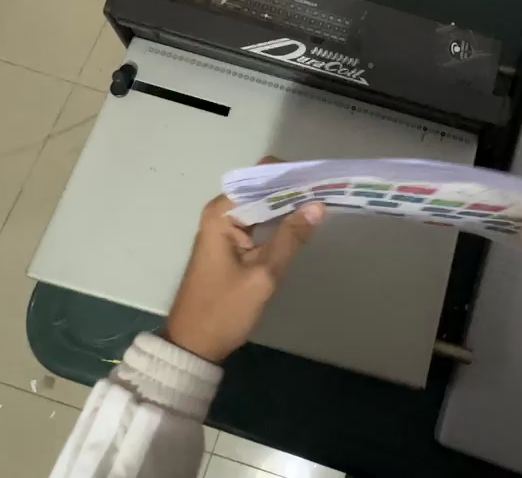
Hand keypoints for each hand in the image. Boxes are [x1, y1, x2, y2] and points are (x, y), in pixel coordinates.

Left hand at [164, 171, 325, 363]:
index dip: (291, 174)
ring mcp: (225, 226)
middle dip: (294, 188)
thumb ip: (291, 237)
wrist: (194, 346)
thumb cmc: (224, 310)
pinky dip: (280, 218)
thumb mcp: (264, 275)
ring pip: (263, 203)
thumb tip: (318, 205)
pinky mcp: (231, 240)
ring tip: (322, 201)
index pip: (261, 176)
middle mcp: (222, 212)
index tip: (319, 179)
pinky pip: (259, 219)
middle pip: (263, 187)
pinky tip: (303, 220)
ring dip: (289, 203)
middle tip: (327, 191)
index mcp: (223, 213)